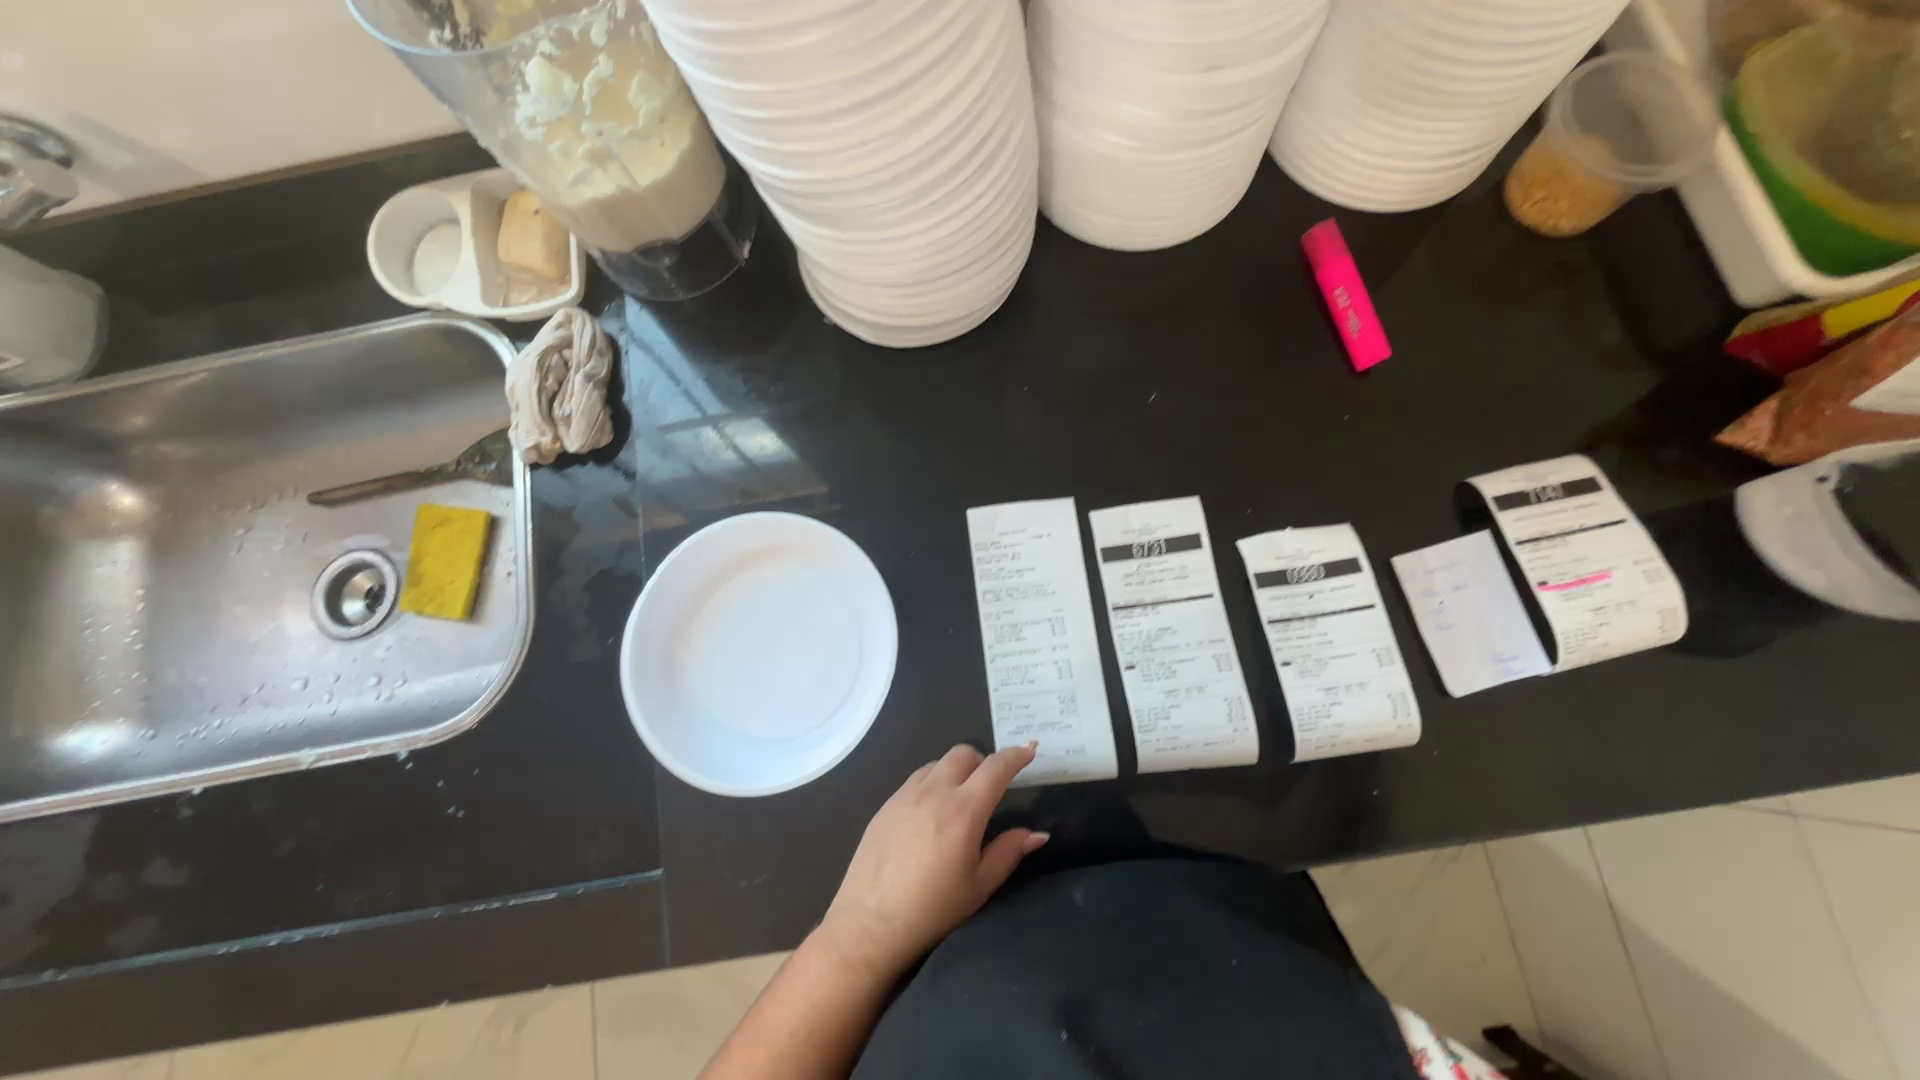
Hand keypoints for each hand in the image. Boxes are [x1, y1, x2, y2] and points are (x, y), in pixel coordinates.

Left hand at [813, 743, 1046, 979]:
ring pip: (937, 763)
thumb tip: (1037, 834)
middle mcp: (934, 792)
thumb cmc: (933, 908)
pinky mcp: (885, 806)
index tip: (1030, 750)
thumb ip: (1009, 852)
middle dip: (983, 761)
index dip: (1016, 756)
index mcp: (963, 810)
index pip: (995, 768)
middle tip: (992, 785)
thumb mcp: (980, 885)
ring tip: (960, 799)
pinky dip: (932, 783)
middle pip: (963, 754)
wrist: (870, 922)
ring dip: (955, 770)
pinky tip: (931, 813)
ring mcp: (905, 795)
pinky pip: (915, 780)